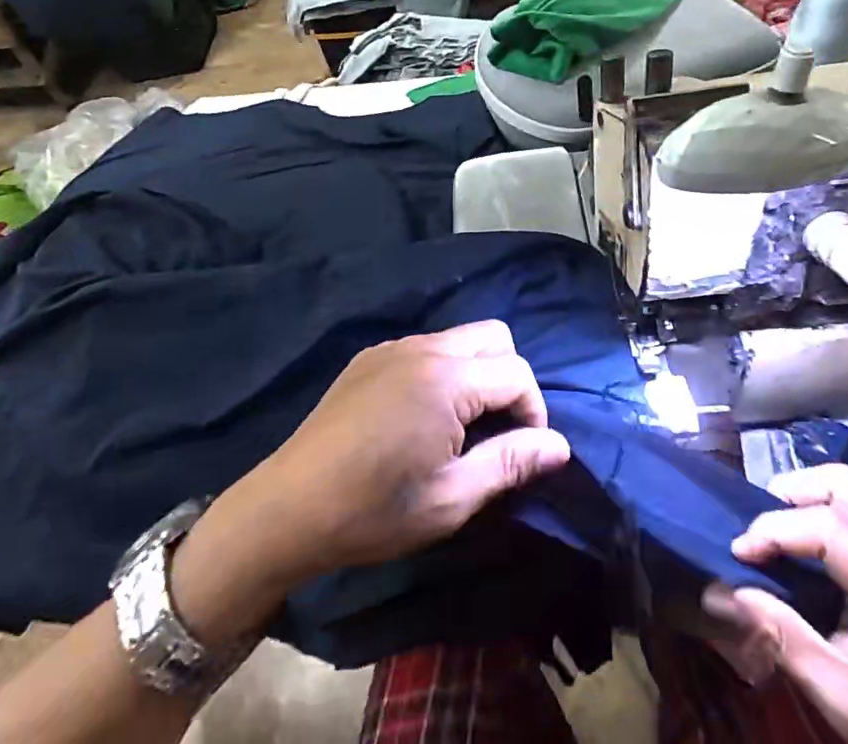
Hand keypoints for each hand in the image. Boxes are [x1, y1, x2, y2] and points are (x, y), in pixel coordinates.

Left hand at [168, 321, 569, 642]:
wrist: (288, 508)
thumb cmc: (375, 510)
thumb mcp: (452, 497)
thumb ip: (511, 462)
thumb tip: (559, 445)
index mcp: (446, 379)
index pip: (517, 372)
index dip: (534, 412)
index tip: (522, 452)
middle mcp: (421, 348)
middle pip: (493, 337)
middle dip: (509, 378)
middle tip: (495, 430)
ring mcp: (389, 348)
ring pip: (457, 339)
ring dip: (474, 373)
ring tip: (459, 426)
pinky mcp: (366, 358)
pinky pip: (423, 348)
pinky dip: (441, 370)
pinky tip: (421, 415)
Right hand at [700, 465, 847, 743]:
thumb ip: (785, 640)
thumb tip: (724, 592)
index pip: (828, 526)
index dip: (774, 529)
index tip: (739, 555)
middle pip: (846, 486)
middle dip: (790, 496)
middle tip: (759, 534)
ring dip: (808, 506)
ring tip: (778, 544)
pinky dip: (827, 524)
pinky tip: (810, 562)